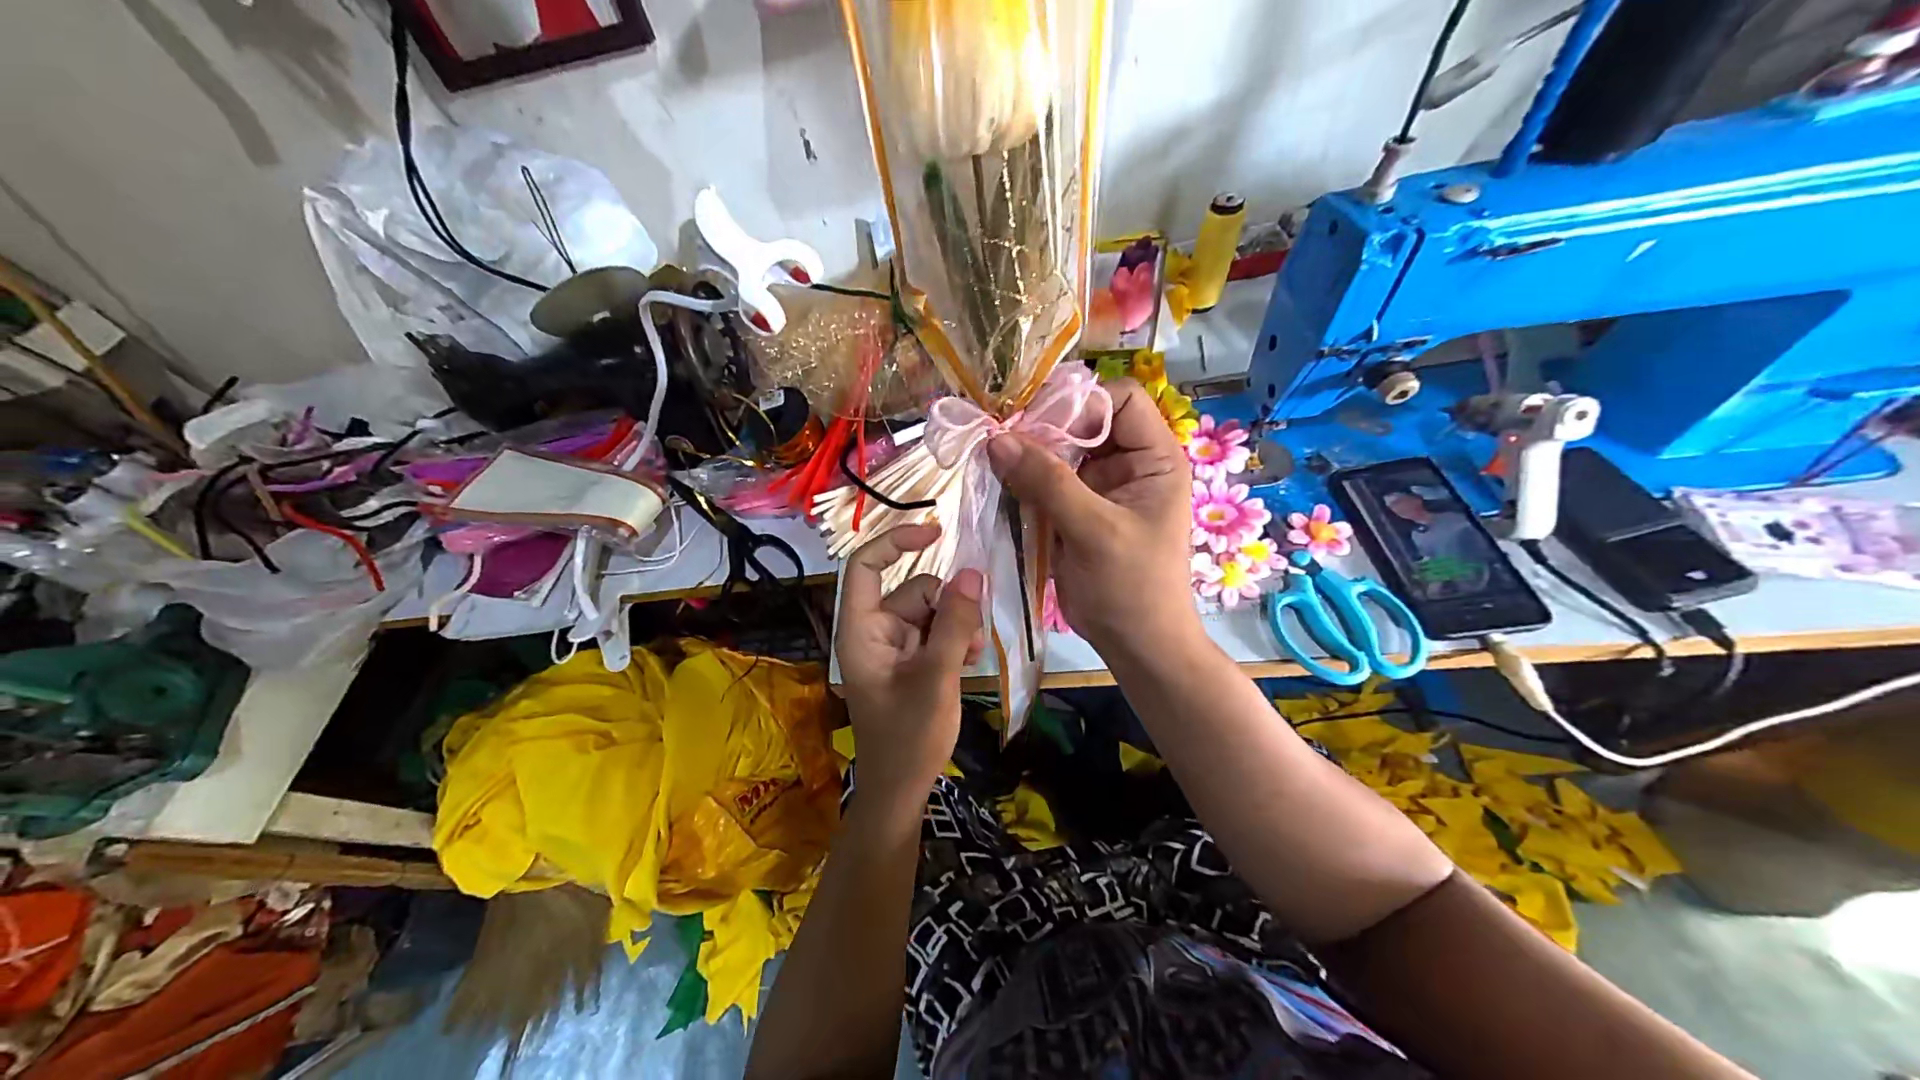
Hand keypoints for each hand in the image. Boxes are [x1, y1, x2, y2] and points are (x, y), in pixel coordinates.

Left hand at [836, 524, 984, 807]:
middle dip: (948, 603)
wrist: (902, 789)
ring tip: (974, 652)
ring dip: (957, 623)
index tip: (935, 533)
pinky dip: (955, 638)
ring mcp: (893, 647)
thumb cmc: (909, 737)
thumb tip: (971, 573)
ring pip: (931, 610)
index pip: (865, 565)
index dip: (895, 542)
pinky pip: (936, 631)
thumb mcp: (937, 677)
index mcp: (861, 631)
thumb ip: (954, 624)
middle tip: (973, 632)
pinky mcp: (911, 661)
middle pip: (913, 589)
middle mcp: (874, 631)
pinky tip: (971, 658)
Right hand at [988, 378, 1197, 653]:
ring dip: (1028, 456)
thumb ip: (1047, 483)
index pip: (1121, 401)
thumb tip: (997, 440)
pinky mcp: (1074, 510)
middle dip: (1044, 429)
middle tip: (1002, 442)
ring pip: (1058, 452)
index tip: (1039, 426)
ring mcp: (1099, 488)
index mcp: (1154, 459)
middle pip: (1083, 422)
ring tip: (994, 462)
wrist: (1135, 644)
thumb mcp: (1095, 531)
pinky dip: (1023, 482)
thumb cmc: (1132, 588)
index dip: (1082, 404)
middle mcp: (1128, 465)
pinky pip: (1045, 482)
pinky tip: (999, 486)